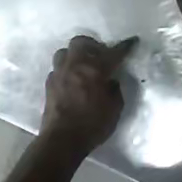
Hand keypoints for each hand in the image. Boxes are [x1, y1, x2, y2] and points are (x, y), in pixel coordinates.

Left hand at [40, 35, 132, 157]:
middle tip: (99, 55)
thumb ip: (115, 91)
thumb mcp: (114, 109)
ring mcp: (60, 73)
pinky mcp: (49, 83)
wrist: (62, 140)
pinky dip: (66, 70)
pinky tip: (71, 81)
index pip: (113, 52)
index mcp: (95, 69)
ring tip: (82, 66)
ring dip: (75, 55)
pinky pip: (57, 68)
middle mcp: (76, 65)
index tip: (131, 42)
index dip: (125, 46)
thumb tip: (111, 81)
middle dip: (92, 45)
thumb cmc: (92, 125)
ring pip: (64, 52)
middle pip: (81, 42)